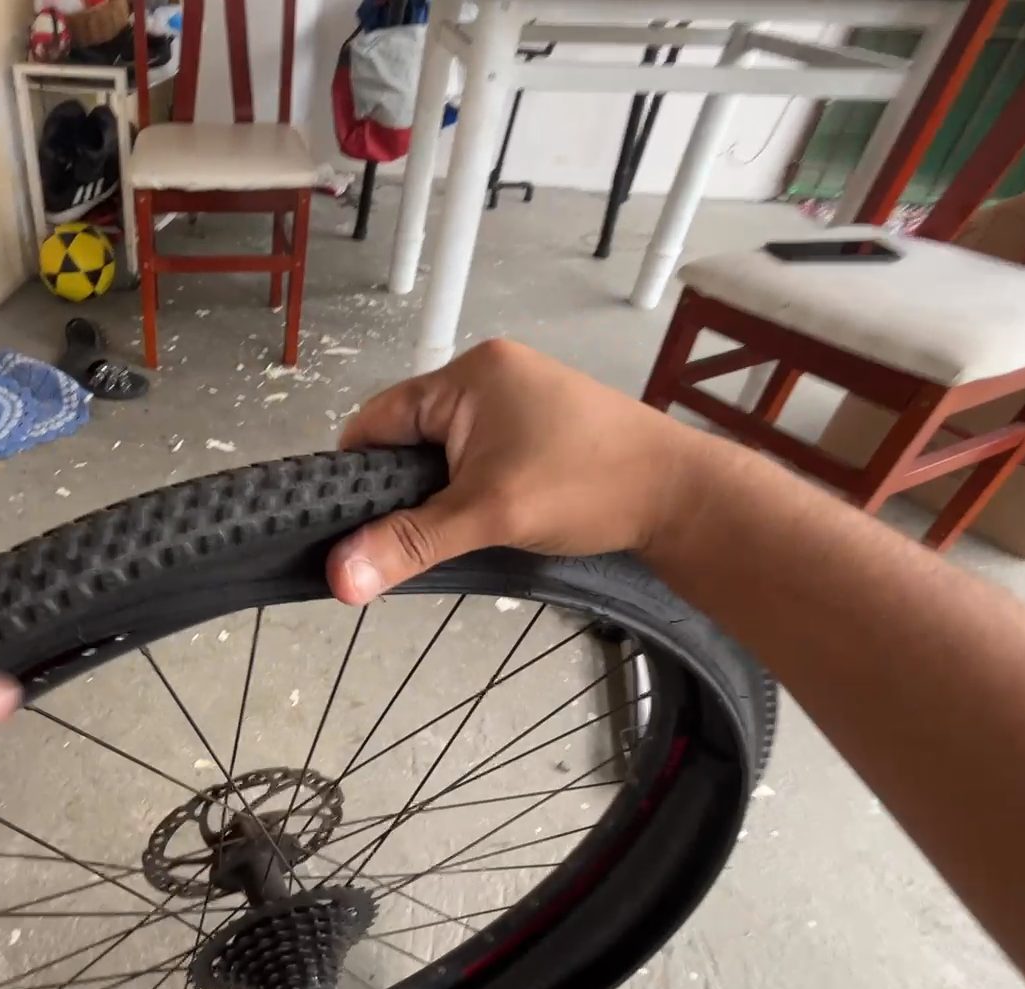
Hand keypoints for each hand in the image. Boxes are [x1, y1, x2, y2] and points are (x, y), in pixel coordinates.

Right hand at [327, 339, 714, 604]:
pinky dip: (461, 485)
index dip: (355, 471)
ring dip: (432, 489)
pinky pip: (470, 453)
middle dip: (398, 486)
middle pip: (405, 435)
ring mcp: (511, 396)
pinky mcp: (532, 422)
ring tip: (440, 528)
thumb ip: (408, 543)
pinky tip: (472, 514)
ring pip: (438, 449)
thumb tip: (338, 577)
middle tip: (398, 534)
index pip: (376, 419)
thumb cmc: (590, 487)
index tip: (349, 522)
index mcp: (466, 375)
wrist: (686, 498)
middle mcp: (484, 374)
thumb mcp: (488, 515)